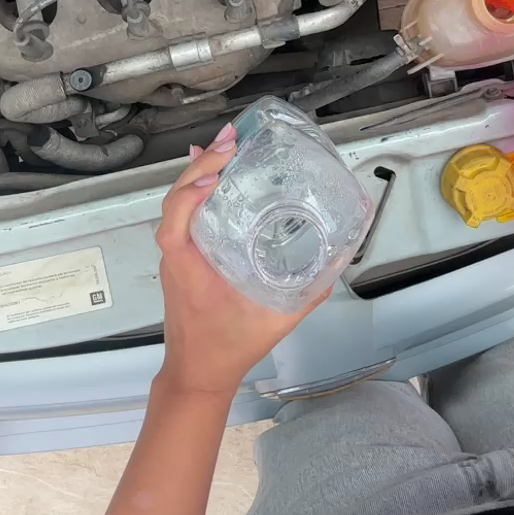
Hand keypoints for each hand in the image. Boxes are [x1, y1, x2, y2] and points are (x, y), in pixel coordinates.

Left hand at [154, 124, 328, 397]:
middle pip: (175, 200)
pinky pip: (183, 212)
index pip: (175, 224)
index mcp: (190, 269)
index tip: (215, 177)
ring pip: (177, 202)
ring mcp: (176, 254)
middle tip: (232, 138)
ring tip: (226, 143)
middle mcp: (177, 256)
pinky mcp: (182, 254)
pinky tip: (211, 169)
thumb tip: (339, 260)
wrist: (197, 375)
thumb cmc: (227, 349)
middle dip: (201, 164)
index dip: (189, 195)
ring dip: (198, 170)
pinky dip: (196, 186)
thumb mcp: (275, 322)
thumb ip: (309, 294)